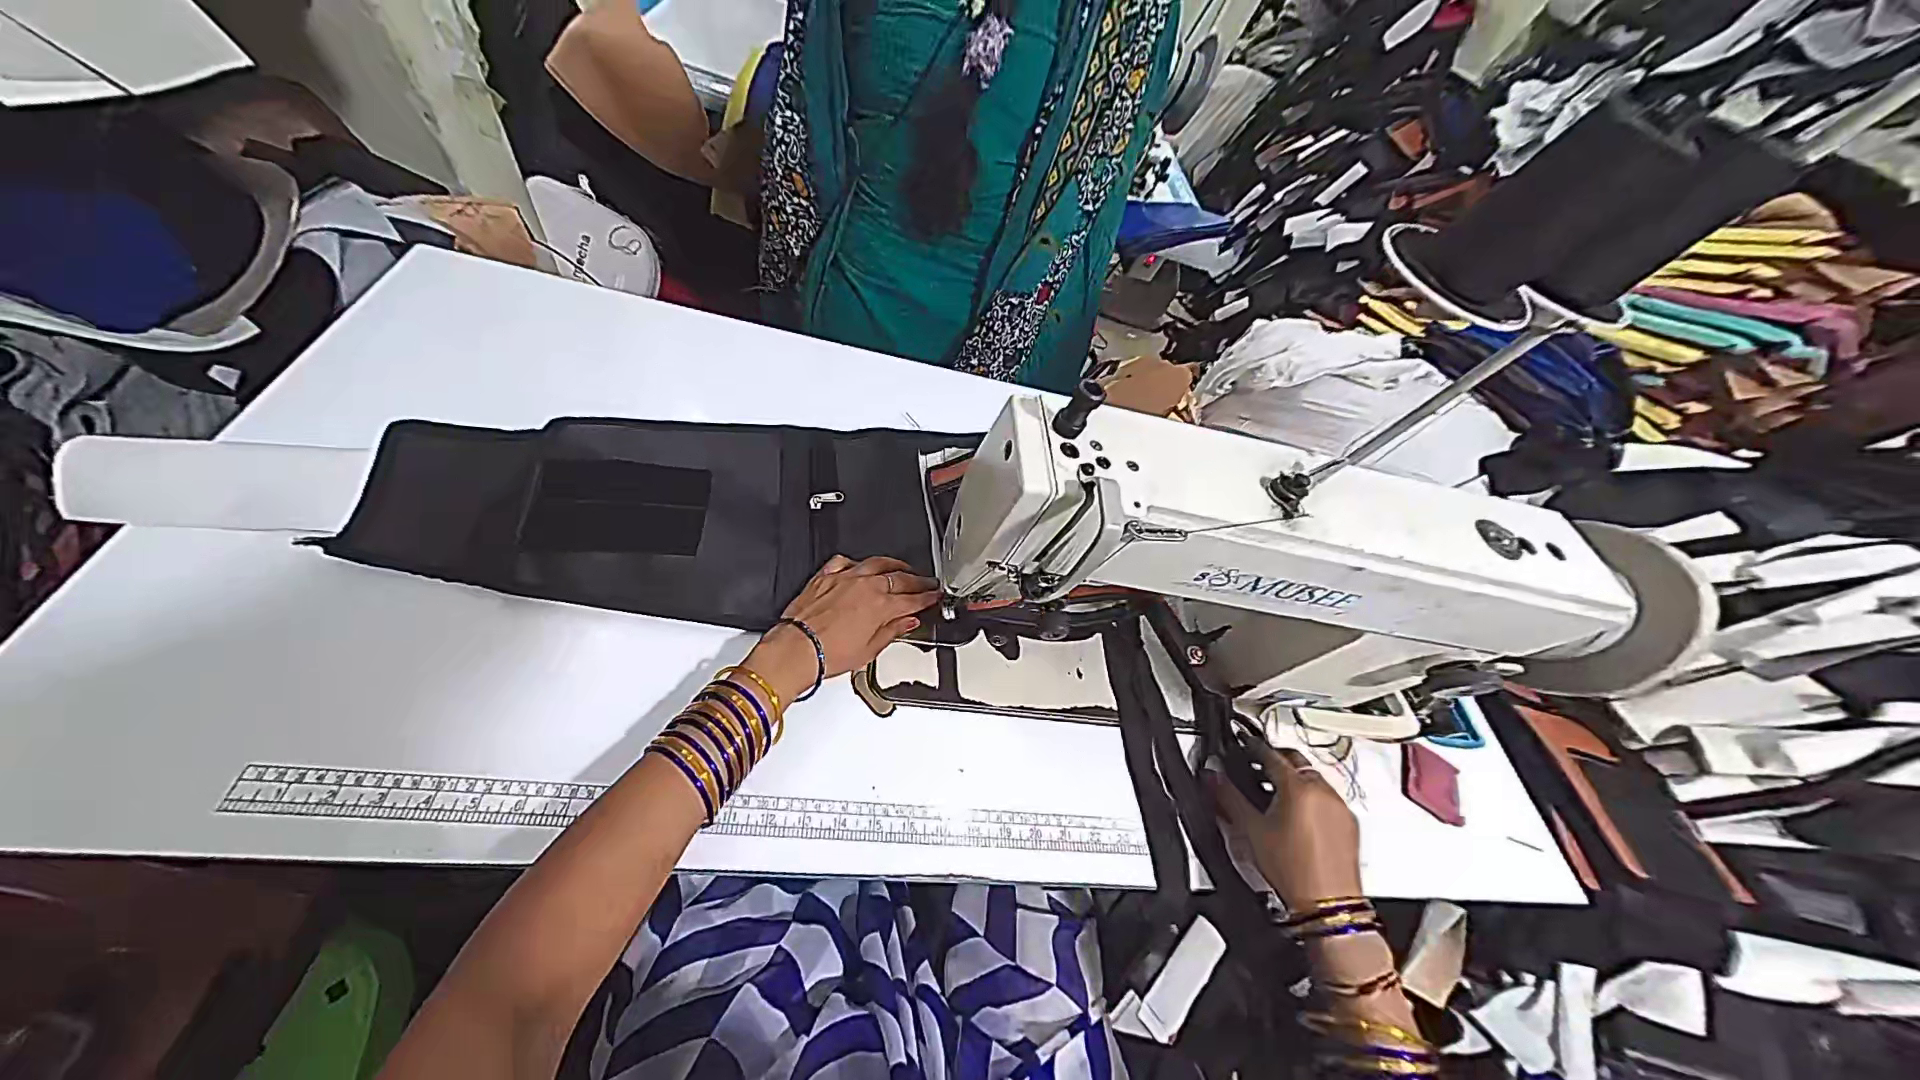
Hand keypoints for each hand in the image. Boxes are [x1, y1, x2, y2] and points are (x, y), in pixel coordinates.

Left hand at [743, 555, 940, 701]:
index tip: (934, 596)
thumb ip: (892, 631)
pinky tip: (860, 566)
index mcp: (881, 606)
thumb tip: (906, 622)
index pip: (913, 599)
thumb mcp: (870, 650)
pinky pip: (845, 562)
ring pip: (876, 563)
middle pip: (900, 578)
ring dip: (893, 565)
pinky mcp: (825, 577)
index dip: (927, 597)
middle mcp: (865, 587)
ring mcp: (845, 579)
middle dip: (917, 581)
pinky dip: (856, 563)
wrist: (797, 648)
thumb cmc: (828, 653)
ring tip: (901, 568)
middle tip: (926, 583)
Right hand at [1208, 741, 1361, 909]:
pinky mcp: (1348, 823)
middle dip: (1275, 758)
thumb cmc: (1294, 871)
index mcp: (1298, 787)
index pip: (1270, 753)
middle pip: (1295, 760)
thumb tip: (1212, 776)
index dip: (1252, 747)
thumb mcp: (1250, 829)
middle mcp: (1323, 791)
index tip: (1244, 745)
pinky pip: (1327, 797)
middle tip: (1257, 764)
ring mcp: (1339, 807)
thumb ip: (1227, 796)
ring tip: (1274, 792)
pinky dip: (1310, 796)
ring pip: (1312, 778)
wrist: (1327, 905)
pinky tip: (1296, 814)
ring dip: (1293, 777)